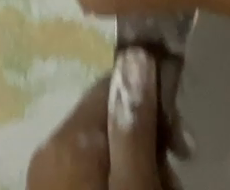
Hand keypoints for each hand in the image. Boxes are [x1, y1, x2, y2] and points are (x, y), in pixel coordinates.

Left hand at [28, 49, 176, 189]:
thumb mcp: (134, 182)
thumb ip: (134, 124)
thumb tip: (136, 53)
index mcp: (66, 135)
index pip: (113, 86)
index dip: (153, 100)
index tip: (182, 132)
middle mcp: (50, 143)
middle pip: (111, 118)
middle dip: (150, 139)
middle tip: (176, 167)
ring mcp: (47, 171)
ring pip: (105, 146)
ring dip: (138, 160)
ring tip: (162, 185)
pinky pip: (91, 170)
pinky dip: (118, 176)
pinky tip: (135, 188)